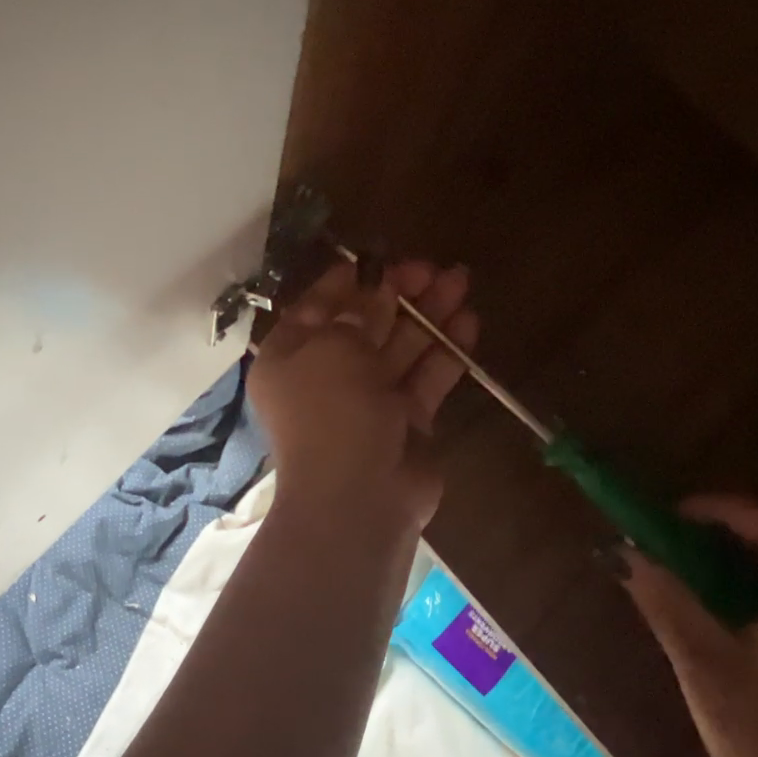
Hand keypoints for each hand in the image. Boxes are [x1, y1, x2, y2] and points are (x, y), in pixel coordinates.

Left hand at [249, 259, 477, 528]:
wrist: (357, 497)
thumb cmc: (330, 412)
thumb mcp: (333, 349)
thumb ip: (357, 315)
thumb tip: (374, 290)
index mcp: (289, 358)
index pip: (315, 309)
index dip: (345, 283)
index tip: (377, 259)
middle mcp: (325, 377)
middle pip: (364, 326)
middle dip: (398, 294)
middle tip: (431, 267)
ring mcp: (367, 401)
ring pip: (400, 349)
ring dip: (429, 316)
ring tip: (461, 281)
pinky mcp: (405, 422)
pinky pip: (425, 379)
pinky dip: (445, 352)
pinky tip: (469, 323)